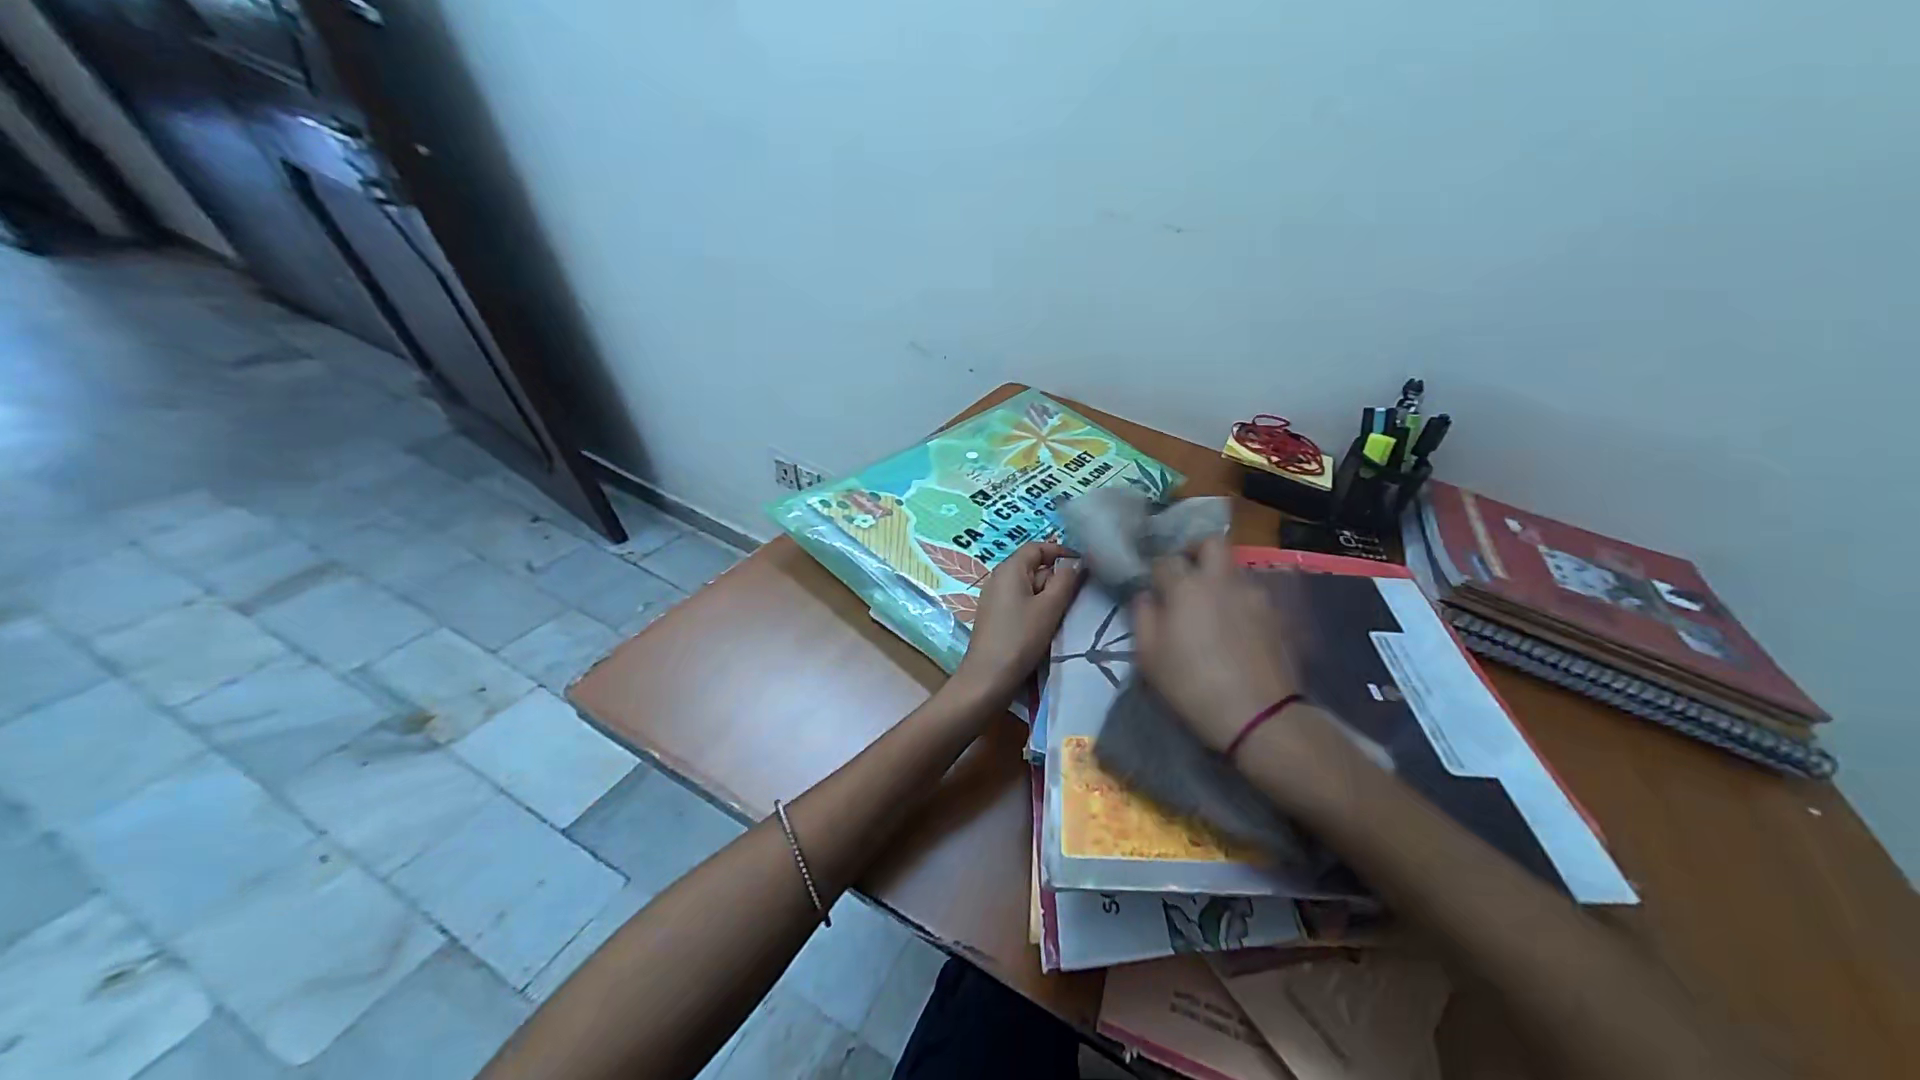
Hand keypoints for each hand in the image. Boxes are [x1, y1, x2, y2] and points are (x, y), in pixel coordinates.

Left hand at [950, 542, 1082, 704]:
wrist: (988, 677)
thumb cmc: (1021, 637)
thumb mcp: (1050, 606)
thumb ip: (1066, 580)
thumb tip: (1076, 563)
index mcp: (1009, 568)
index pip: (1037, 547)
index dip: (1061, 551)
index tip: (1083, 565)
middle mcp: (998, 578)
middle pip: (1033, 567)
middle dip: (1056, 578)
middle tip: (1075, 597)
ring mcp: (994, 598)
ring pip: (1029, 587)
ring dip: (1048, 596)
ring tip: (1062, 615)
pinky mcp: (995, 617)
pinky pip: (1020, 603)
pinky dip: (1036, 608)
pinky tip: (1046, 626)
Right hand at [1131, 537, 1302, 751]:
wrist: (1257, 714)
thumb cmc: (1191, 685)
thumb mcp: (1148, 656)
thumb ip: (1143, 617)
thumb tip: (1147, 596)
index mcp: (1186, 586)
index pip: (1165, 560)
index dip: (1157, 572)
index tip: (1153, 589)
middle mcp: (1222, 580)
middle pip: (1211, 542)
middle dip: (1196, 551)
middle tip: (1187, 575)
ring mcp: (1254, 594)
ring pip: (1234, 569)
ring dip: (1219, 579)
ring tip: (1212, 610)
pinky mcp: (1276, 614)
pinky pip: (1252, 595)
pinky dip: (1239, 602)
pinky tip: (1235, 630)